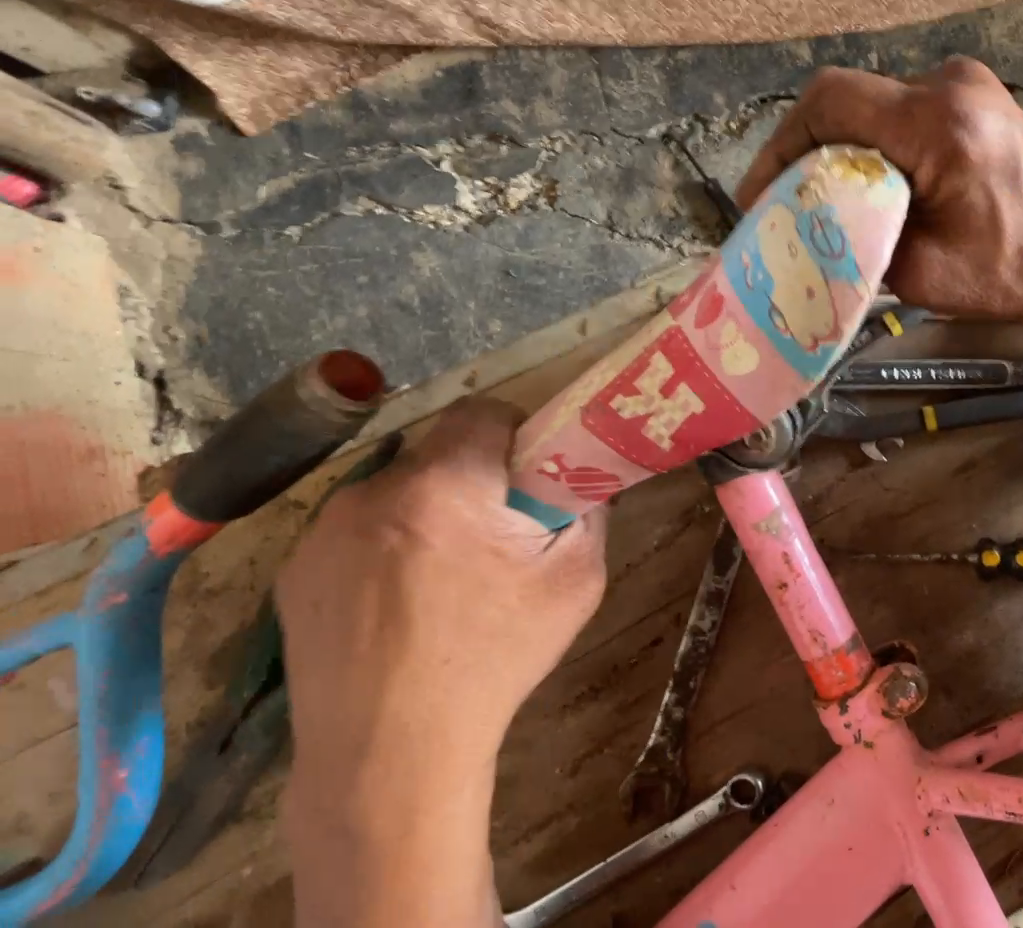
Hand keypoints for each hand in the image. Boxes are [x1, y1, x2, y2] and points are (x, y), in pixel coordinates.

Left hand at [276, 397, 606, 793]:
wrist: (391, 750)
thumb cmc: (497, 658)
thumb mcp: (578, 581)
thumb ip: (588, 511)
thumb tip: (583, 479)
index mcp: (445, 487)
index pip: (481, 413)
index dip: (515, 433)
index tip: (532, 475)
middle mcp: (372, 493)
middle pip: (437, 454)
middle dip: (473, 479)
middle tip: (498, 534)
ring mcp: (321, 532)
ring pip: (395, 493)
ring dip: (427, 513)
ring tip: (445, 578)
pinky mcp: (294, 570)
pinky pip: (356, 532)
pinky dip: (385, 548)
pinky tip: (400, 604)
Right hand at [735, 57, 1022, 327]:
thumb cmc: (1010, 273)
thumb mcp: (920, 272)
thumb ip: (855, 240)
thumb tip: (805, 225)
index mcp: (940, 123)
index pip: (832, 103)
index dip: (783, 146)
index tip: (763, 193)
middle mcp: (952, 85)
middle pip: (849, 99)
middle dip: (808, 151)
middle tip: (784, 202)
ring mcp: (968, 83)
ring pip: (874, 103)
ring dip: (841, 147)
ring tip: (820, 198)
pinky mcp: (975, 96)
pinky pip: (903, 108)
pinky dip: (876, 142)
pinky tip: (868, 183)